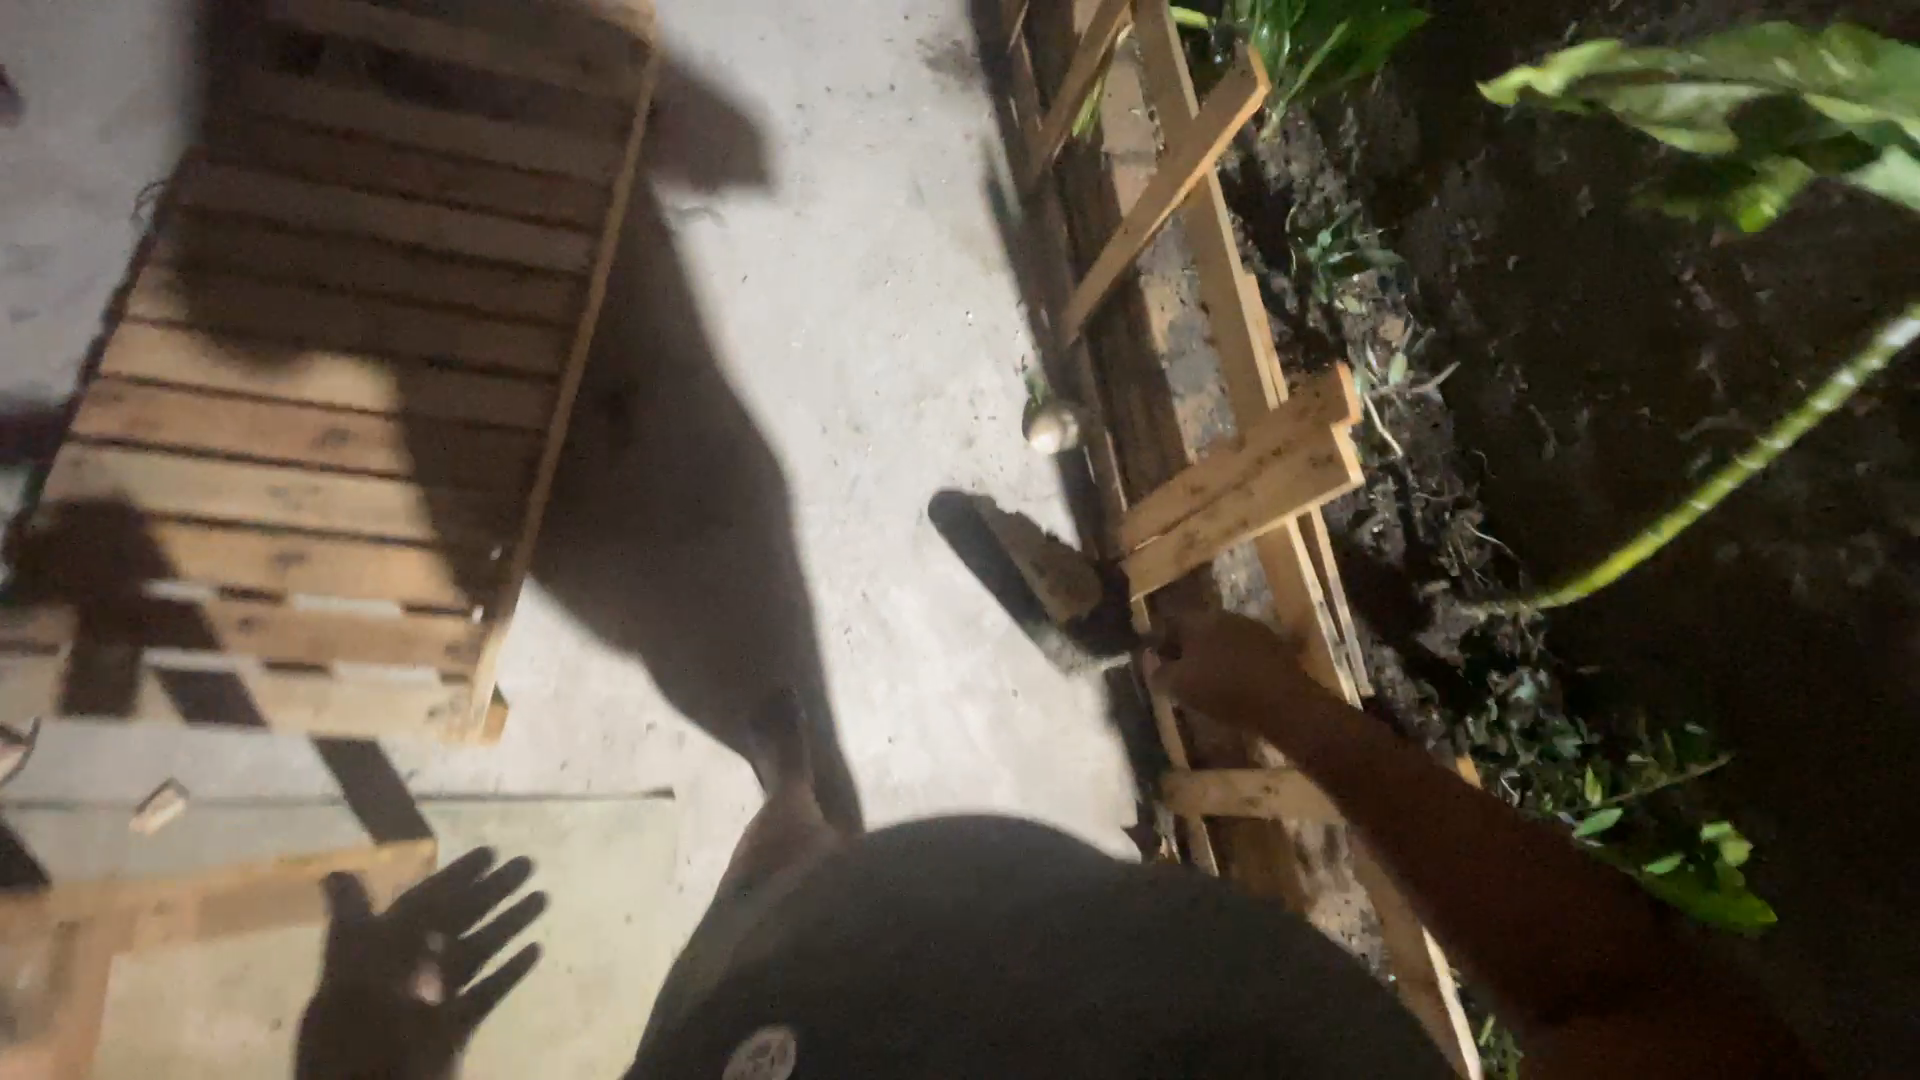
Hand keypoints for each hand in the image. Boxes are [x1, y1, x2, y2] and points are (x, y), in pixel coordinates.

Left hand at [297, 848, 545, 1079]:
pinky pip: (487, 992)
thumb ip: (351, 922)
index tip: (492, 852)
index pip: (423, 903)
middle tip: (529, 863)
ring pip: (479, 951)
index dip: (455, 875)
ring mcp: (434, 1000)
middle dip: (494, 890)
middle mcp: (409, 972)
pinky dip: (511, 971)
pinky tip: (536, 949)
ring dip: (511, 923)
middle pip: (458, 921)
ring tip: (543, 897)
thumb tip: (335, 873)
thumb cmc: (356, 1030)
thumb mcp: (349, 968)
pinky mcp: (455, 1028)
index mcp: (381, 955)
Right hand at [1148, 612, 1343, 734]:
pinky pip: (1243, 650)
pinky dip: (1234, 663)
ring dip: (1212, 654)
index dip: (1159, 642)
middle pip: (1197, 629)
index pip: (1169, 623)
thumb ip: (1158, 672)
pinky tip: (1235, 683)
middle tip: (1180, 672)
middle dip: (1186, 647)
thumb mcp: (1179, 687)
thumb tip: (1150, 662)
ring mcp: (1253, 628)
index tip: (1155, 661)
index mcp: (1198, 620)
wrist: (1284, 703)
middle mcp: (1225, 616)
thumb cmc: (1223, 691)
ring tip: (1208, 680)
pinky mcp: (1274, 645)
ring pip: (1221, 638)